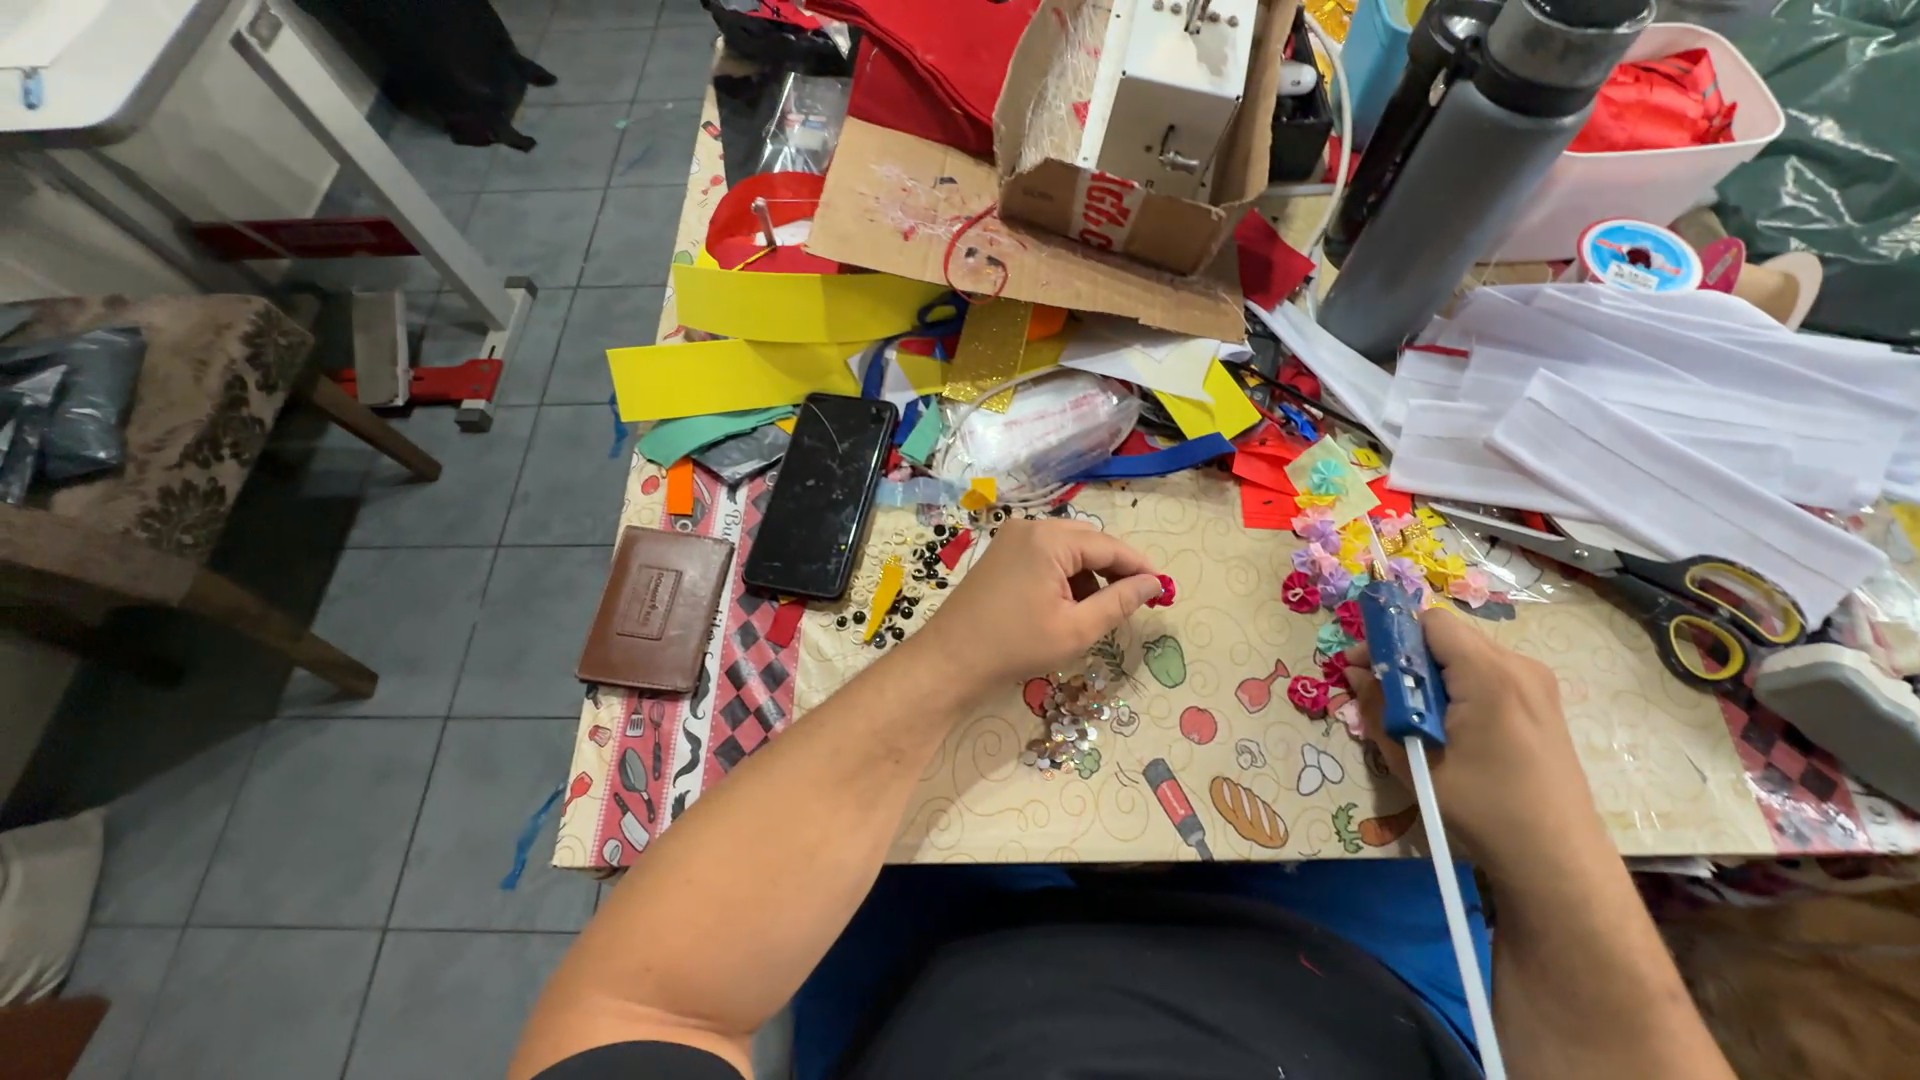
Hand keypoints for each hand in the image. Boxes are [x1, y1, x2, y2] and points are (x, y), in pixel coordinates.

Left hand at [909, 518, 1163, 697]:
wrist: (950, 660)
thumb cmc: (1015, 647)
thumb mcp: (1076, 629)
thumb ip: (1119, 602)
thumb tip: (1154, 584)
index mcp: (1050, 540)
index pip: (1109, 546)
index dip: (1139, 566)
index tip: (1163, 588)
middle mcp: (1030, 527)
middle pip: (1088, 541)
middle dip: (1113, 569)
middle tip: (1134, 600)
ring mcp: (1011, 538)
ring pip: (1067, 548)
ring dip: (1088, 573)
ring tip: (1097, 610)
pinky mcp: (1000, 553)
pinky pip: (1045, 554)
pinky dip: (1063, 574)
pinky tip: (1067, 604)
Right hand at [1346, 608, 1613, 880]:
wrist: (1557, 858)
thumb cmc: (1482, 808)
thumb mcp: (1415, 759)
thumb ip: (1379, 708)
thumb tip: (1356, 672)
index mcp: (1490, 675)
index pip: (1430, 622)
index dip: (1390, 636)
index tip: (1363, 666)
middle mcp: (1520, 666)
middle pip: (1447, 636)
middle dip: (1405, 656)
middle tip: (1378, 691)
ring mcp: (1537, 683)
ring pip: (1465, 654)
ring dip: (1430, 673)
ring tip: (1412, 715)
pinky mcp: (1542, 702)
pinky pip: (1486, 673)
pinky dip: (1455, 685)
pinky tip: (1446, 725)